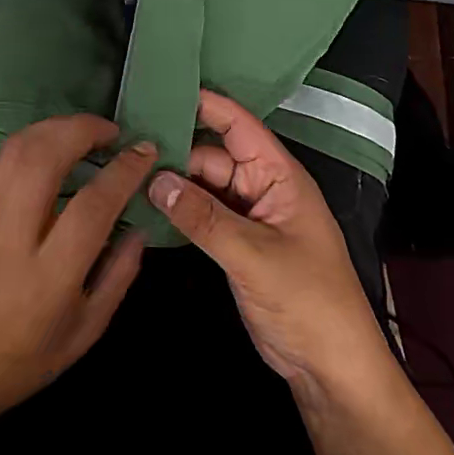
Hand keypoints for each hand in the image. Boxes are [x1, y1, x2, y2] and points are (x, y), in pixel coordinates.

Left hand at [0, 115, 153, 454]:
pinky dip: (34, 141)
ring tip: (87, 132)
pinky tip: (54, 147)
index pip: (90, 207)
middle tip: (113, 131)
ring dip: (56, 127)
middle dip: (83, 130)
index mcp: (47, 278)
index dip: (122, 172)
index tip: (144, 152)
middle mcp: (10, 239)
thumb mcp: (87, 331)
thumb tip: (140, 224)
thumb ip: (119, 274)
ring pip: (17, 150)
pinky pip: (2, 160)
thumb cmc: (25, 357)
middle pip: (43, 159)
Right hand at [147, 89, 384, 384]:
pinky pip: (201, 213)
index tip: (161, 88)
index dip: (205, 104)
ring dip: (172, 181)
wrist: (328, 366)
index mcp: (279, 176)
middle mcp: (261, 188)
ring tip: (125, 170)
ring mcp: (247, 216)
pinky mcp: (234, 242)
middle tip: (125, 144)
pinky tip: (145, 204)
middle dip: (175, 149)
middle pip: (212, 156)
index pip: (239, 126)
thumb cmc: (307, 301)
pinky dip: (177, 209)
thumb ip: (203, 217)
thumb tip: (154, 180)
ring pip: (203, 185)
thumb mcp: (254, 255)